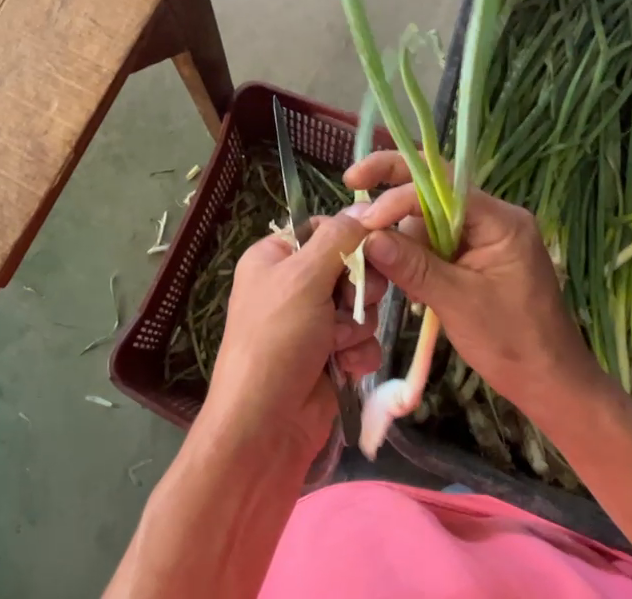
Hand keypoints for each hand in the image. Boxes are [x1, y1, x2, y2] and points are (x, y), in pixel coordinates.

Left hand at [196, 210, 384, 467]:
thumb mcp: (303, 278)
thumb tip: (365, 207)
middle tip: (345, 305)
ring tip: (335, 344)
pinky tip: (344, 367)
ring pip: (362, 307)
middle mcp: (291, 286)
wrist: (266, 423)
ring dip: (357, 327)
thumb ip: (338, 240)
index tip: (365, 253)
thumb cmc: (277, 339)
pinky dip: (358, 354)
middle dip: (357, 291)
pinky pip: (363, 341)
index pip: (323, 231)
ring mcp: (311, 323)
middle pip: (350, 268)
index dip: (348, 243)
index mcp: (274, 257)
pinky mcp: (330, 357)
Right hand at [344, 150, 601, 413]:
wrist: (551, 385)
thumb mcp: (458, 302)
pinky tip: (399, 275)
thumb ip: (412, 266)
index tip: (365, 222)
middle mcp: (493, 219)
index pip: (441, 187)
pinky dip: (412, 253)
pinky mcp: (475, 258)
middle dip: (393, 189)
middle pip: (434, 190)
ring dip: (400, 233)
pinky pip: (435, 242)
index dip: (397, 197)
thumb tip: (367, 237)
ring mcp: (484, 238)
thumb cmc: (513, 343)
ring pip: (428, 218)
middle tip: (352, 181)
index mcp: (500, 221)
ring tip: (376, 259)